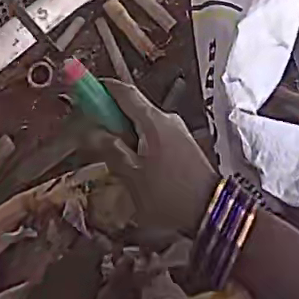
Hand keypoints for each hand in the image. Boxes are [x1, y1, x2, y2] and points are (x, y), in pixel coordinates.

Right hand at [94, 78, 218, 235]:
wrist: (211, 210)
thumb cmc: (168, 194)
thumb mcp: (132, 176)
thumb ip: (110, 149)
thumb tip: (91, 131)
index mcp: (152, 120)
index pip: (125, 91)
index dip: (104, 87)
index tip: (87, 90)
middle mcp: (166, 117)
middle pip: (134, 106)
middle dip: (113, 115)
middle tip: (94, 132)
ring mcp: (178, 129)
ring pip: (145, 122)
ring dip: (127, 131)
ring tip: (115, 157)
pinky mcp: (184, 143)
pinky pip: (156, 133)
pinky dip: (141, 140)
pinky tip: (137, 165)